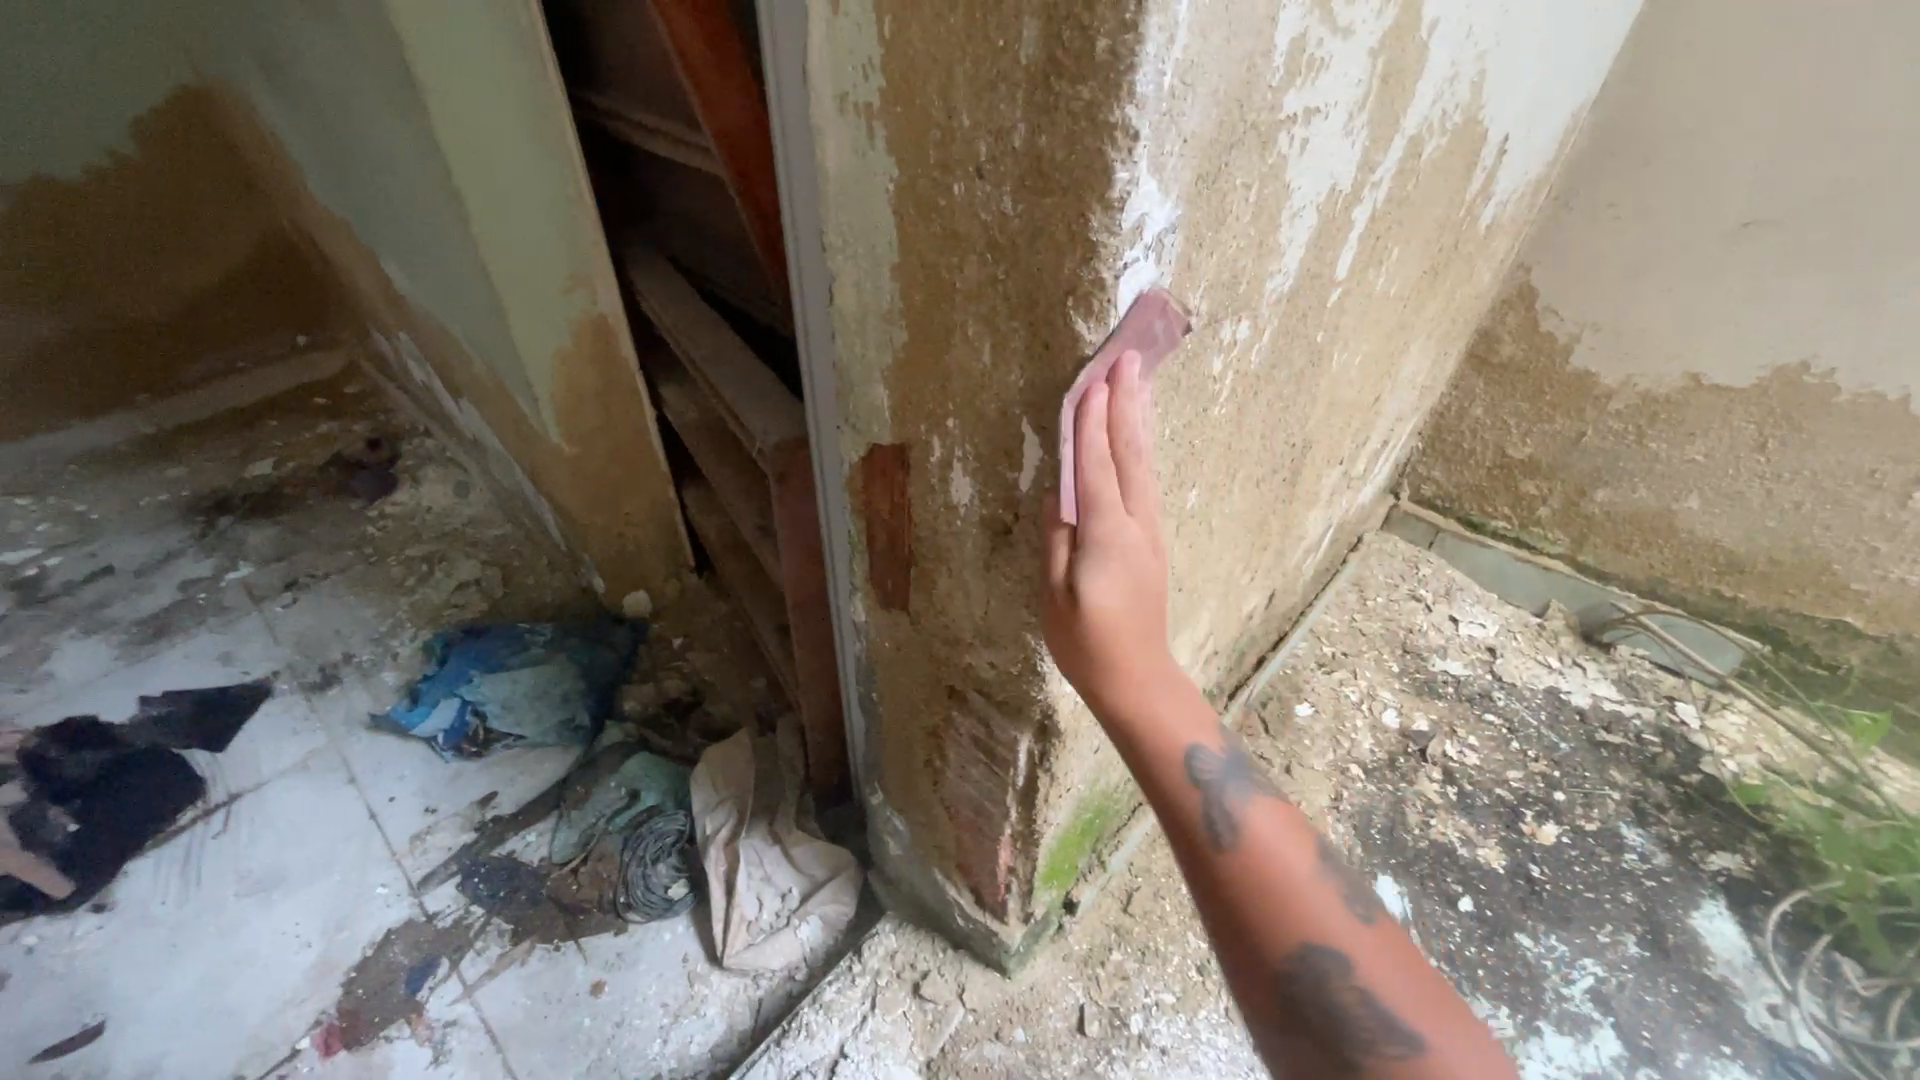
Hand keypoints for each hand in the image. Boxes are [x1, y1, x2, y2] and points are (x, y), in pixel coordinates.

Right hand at [1043, 350, 1179, 715]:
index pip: (1096, 467)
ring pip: (1145, 465)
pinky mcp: (1152, 541)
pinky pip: (1146, 483)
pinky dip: (1141, 451)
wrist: (1137, 677)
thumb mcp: (1054, 594)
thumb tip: (1058, 494)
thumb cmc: (1085, 643)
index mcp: (1106, 534)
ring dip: (1139, 421)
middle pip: (1130, 454)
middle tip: (1129, 360)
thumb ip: (1057, 538)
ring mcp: (1150, 532)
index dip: (1091, 424)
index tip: (1092, 382)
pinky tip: (1138, 437)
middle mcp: (1135, 524)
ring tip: (1139, 382)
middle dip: (1126, 405)